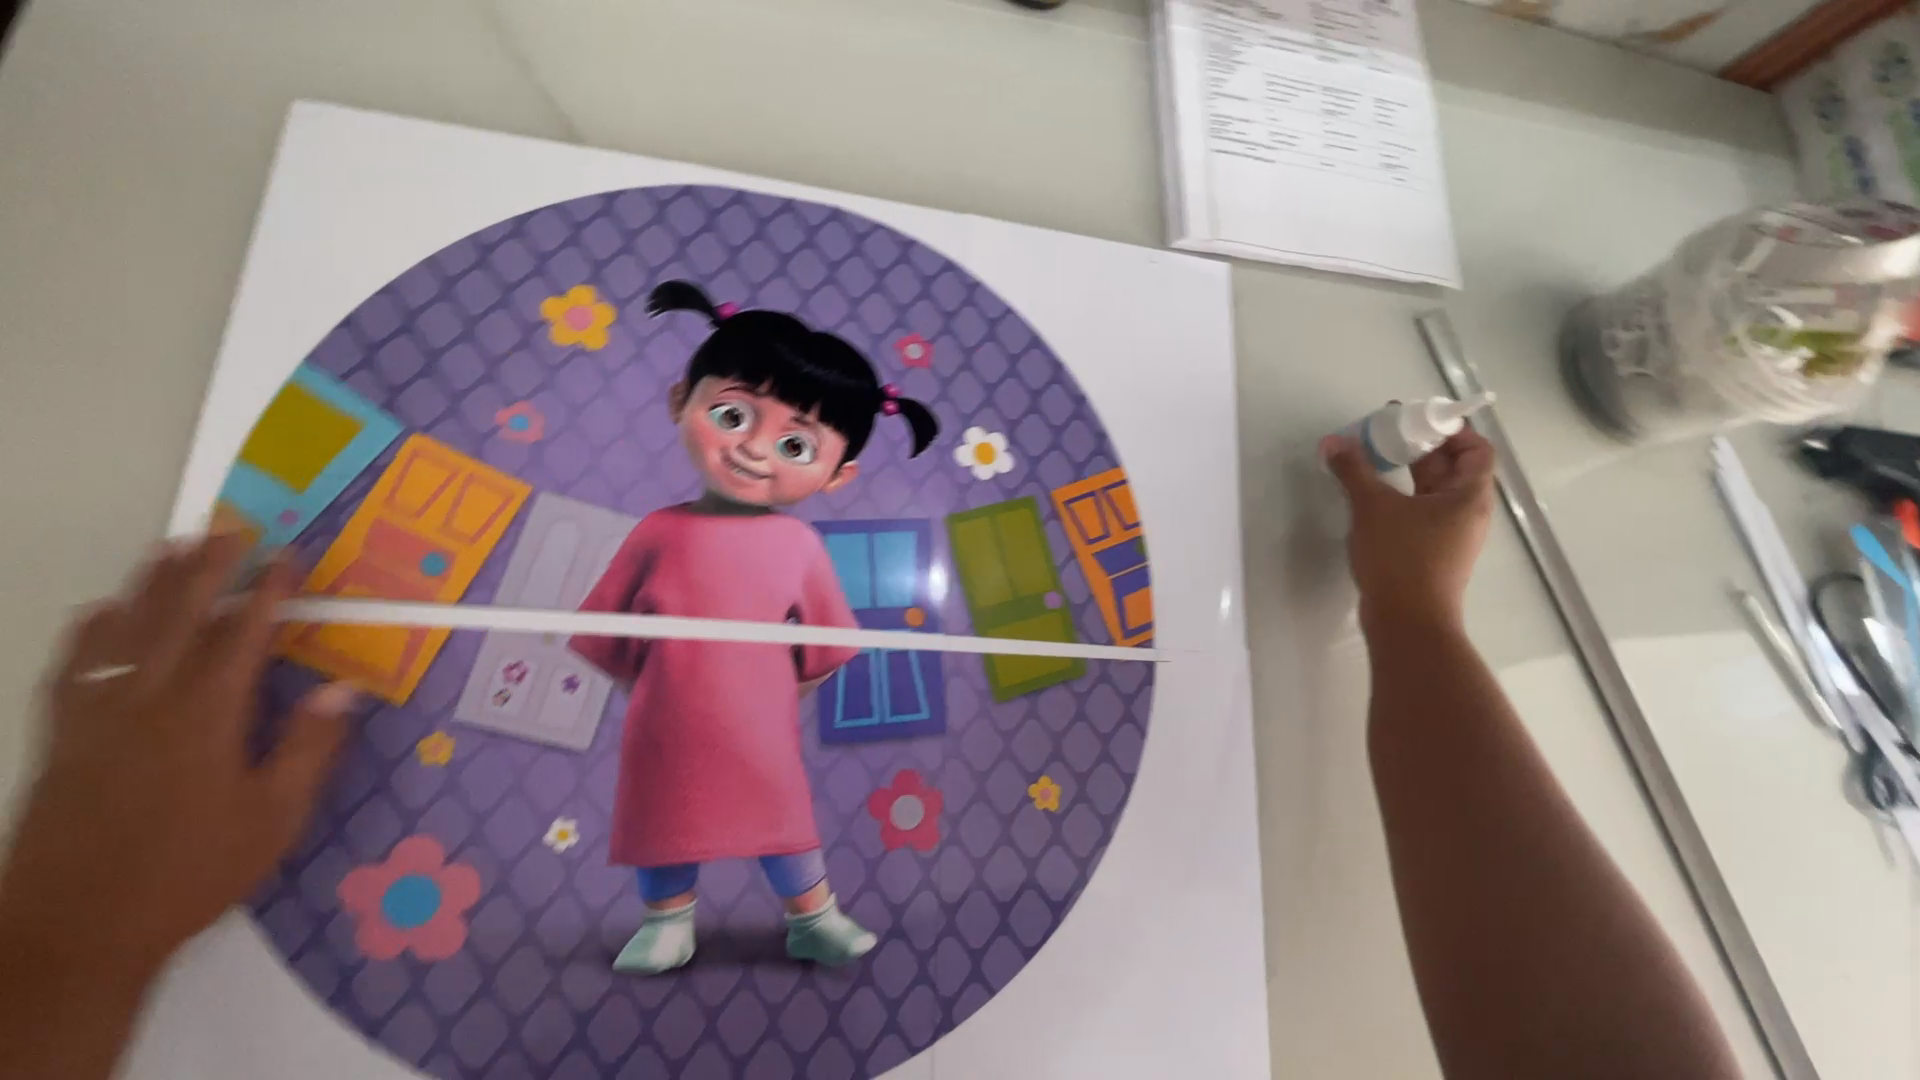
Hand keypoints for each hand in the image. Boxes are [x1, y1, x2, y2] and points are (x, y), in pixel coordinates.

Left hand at [0, 534, 357, 987]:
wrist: (70, 932)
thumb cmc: (192, 872)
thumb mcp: (274, 817)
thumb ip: (308, 747)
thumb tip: (344, 688)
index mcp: (204, 718)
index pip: (243, 636)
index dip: (268, 592)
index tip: (288, 556)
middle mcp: (145, 704)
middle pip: (177, 619)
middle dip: (207, 569)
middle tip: (228, 527)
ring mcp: (94, 719)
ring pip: (121, 633)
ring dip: (149, 586)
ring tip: (170, 547)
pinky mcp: (60, 740)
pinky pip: (72, 668)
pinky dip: (88, 632)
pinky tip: (100, 613)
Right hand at [1322, 429, 1496, 634]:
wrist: (1407, 621)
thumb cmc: (1401, 558)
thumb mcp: (1373, 507)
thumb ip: (1354, 470)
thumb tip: (1335, 441)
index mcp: (1469, 497)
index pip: (1477, 449)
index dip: (1451, 430)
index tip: (1417, 421)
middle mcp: (1468, 514)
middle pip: (1454, 469)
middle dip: (1421, 448)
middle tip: (1386, 435)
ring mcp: (1451, 537)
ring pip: (1434, 494)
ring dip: (1408, 475)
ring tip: (1374, 463)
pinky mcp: (1431, 555)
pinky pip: (1421, 515)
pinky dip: (1402, 500)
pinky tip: (1372, 501)